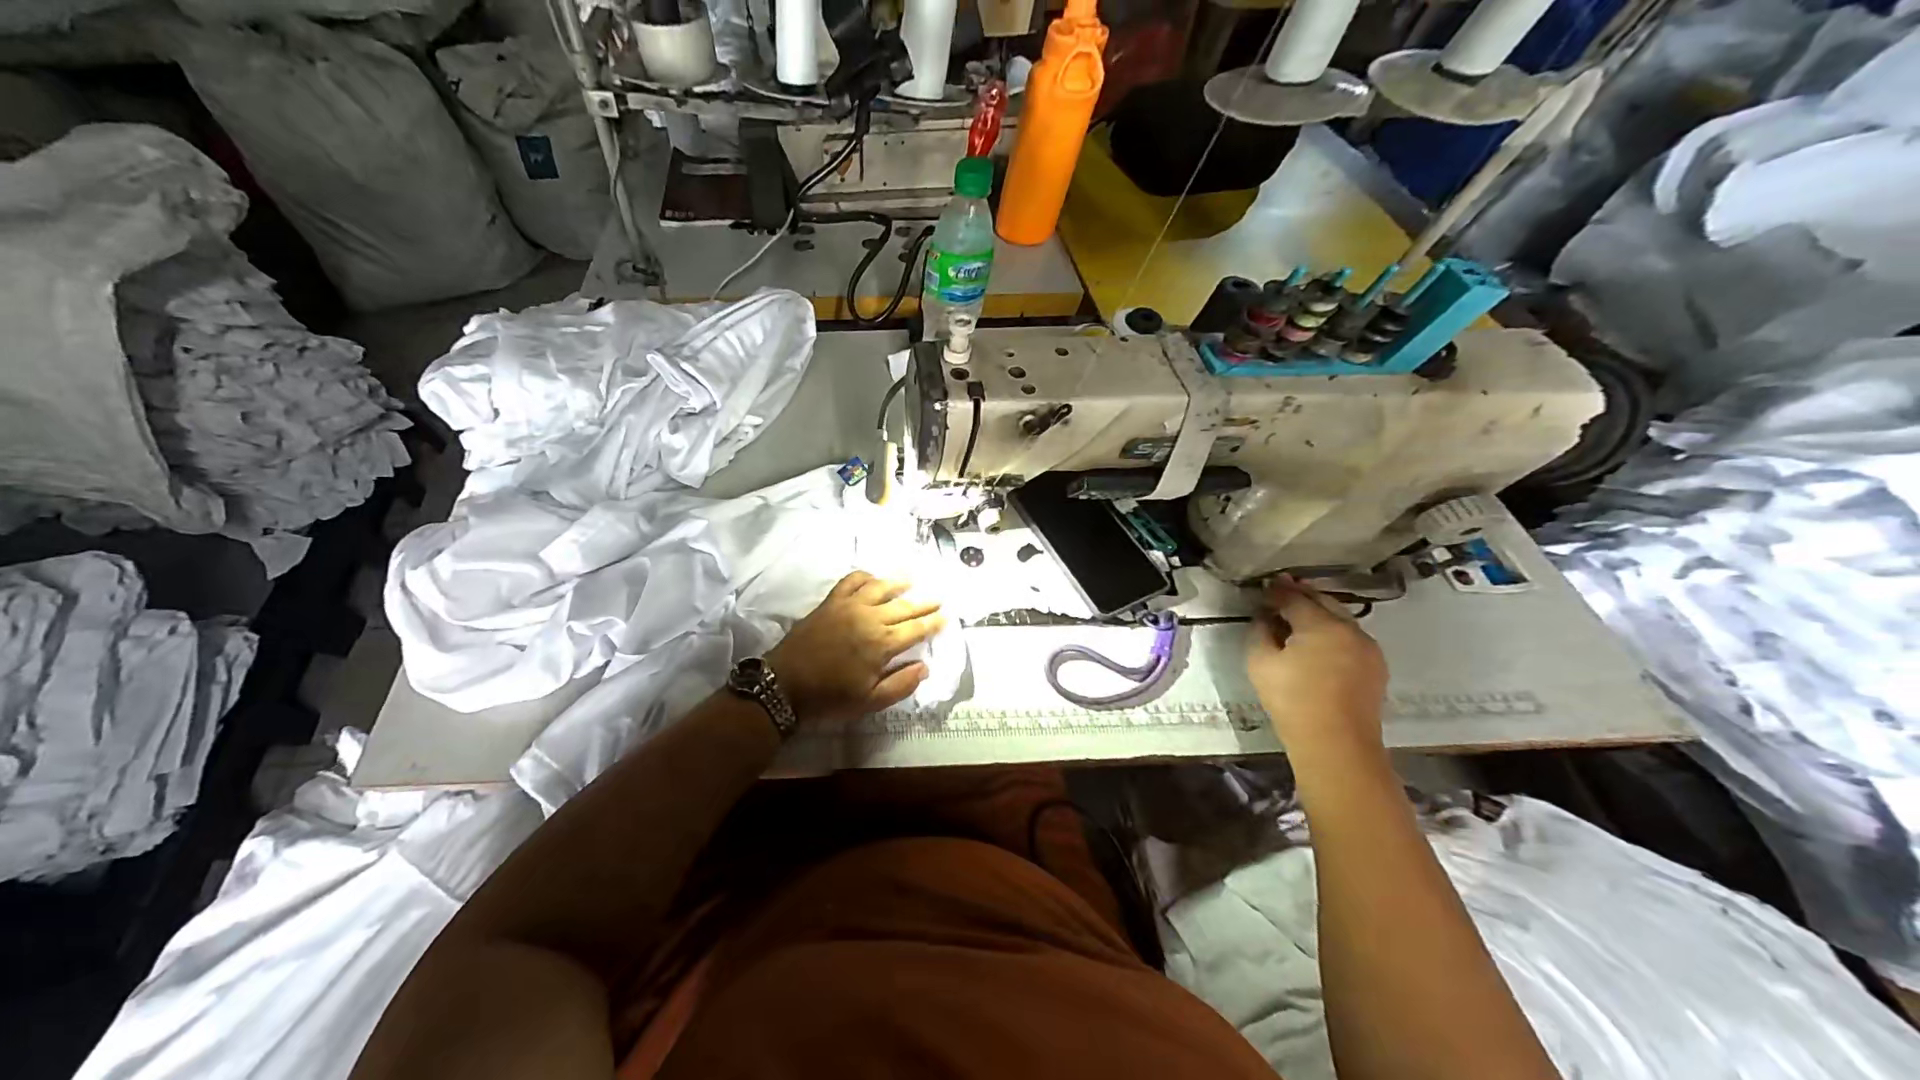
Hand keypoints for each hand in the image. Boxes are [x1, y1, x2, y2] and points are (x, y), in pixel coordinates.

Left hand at [765, 571, 946, 724]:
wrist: (784, 685)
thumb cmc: (829, 697)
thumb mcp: (869, 702)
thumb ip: (901, 685)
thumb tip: (924, 666)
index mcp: (882, 644)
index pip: (916, 629)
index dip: (933, 623)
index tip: (947, 617)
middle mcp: (869, 618)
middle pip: (903, 606)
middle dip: (923, 603)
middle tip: (938, 599)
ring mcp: (849, 606)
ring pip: (880, 588)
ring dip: (898, 584)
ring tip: (911, 581)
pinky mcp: (830, 602)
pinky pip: (851, 581)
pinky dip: (865, 577)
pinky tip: (873, 578)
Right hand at [1247, 575, 1388, 755]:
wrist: (1337, 745)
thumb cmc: (1292, 701)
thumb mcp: (1260, 664)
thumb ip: (1259, 632)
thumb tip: (1265, 618)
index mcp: (1322, 624)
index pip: (1294, 597)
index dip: (1275, 591)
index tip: (1262, 588)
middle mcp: (1350, 629)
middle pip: (1323, 601)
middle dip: (1301, 595)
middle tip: (1280, 593)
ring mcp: (1368, 648)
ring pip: (1340, 619)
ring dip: (1319, 613)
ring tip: (1298, 617)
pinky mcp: (1376, 667)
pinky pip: (1350, 638)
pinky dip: (1333, 633)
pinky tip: (1319, 643)